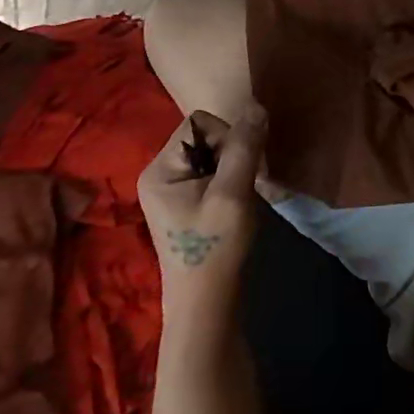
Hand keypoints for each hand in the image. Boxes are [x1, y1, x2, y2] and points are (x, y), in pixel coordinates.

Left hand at [138, 110, 266, 320]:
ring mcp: (169, 193)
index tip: (238, 169)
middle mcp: (157, 175)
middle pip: (202, 138)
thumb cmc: (216, 249)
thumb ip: (243, 147)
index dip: (225, 136)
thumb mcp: (232, 194)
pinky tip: (233, 208)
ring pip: (209, 157)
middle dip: (228, 155)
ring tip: (237, 201)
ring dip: (231, 171)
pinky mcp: (183, 207)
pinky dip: (227, 184)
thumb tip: (256, 105)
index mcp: (158, 169)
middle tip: (240, 188)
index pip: (197, 123)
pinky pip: (208, 176)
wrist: (207, 308)